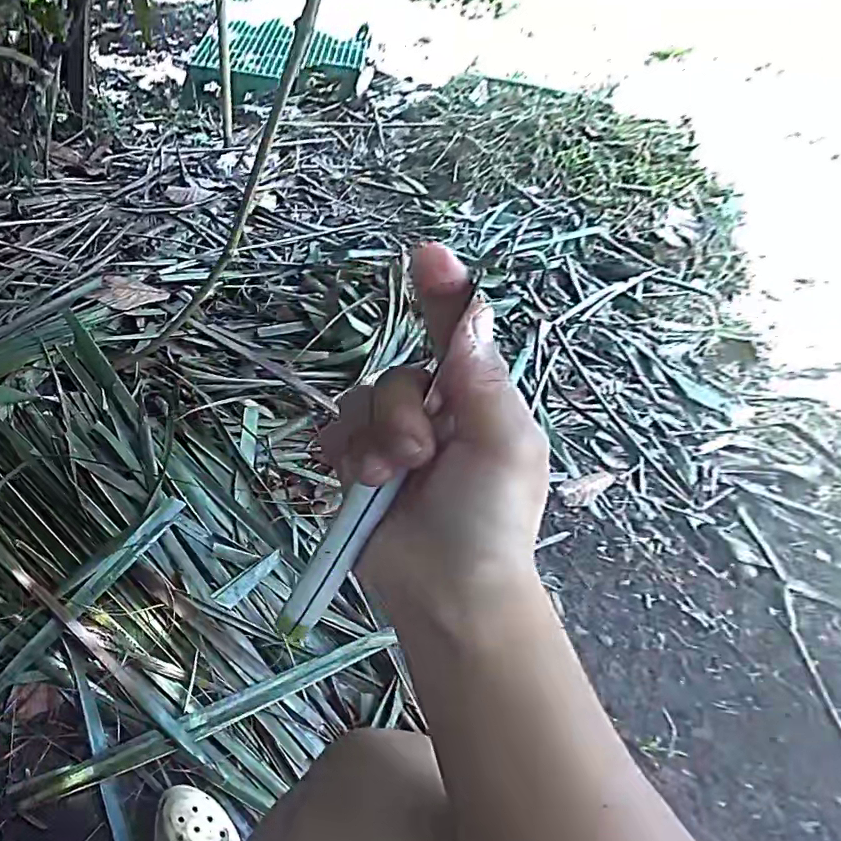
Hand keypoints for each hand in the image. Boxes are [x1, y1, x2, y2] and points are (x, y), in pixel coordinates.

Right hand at [316, 243, 548, 617]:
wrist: (445, 588)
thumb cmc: (490, 519)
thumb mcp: (505, 445)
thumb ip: (482, 381)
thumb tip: (473, 313)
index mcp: (476, 402)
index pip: (456, 335)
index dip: (442, 293)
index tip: (424, 251)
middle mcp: (432, 415)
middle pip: (395, 377)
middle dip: (399, 414)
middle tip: (417, 458)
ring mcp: (390, 443)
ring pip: (358, 406)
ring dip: (371, 441)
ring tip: (385, 480)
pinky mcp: (355, 469)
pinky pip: (335, 437)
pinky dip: (342, 455)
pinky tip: (357, 481)